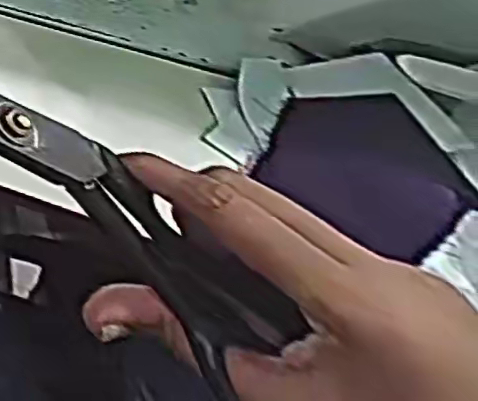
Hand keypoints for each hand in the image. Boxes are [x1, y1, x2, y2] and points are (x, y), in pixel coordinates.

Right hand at [84, 154, 477, 400]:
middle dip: (195, 196)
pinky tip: (276, 291)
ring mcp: (416, 281)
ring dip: (239, 222)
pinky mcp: (429, 293)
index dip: (166, 177)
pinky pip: (332, 241)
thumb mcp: (278, 398)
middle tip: (160, 218)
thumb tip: (112, 305)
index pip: (232, 207)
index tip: (127, 163)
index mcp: (358, 301)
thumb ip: (183, 338)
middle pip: (257, 193)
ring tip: (221, 268)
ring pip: (293, 212)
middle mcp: (392, 277)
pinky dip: (283, 248)